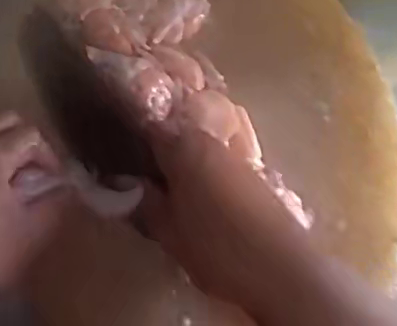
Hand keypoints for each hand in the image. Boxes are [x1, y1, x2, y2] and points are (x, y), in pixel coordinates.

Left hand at [0, 112, 71, 324]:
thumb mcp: (31, 233)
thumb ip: (55, 204)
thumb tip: (69, 188)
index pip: (30, 134)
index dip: (50, 154)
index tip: (58, 181)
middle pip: (5, 119)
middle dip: (28, 137)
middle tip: (43, 167)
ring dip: (10, 143)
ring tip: (25, 177)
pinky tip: (3, 187)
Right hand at [140, 126, 396, 325]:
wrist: (286, 271)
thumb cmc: (218, 246)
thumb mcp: (168, 230)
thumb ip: (141, 202)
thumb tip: (119, 182)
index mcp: (181, 142)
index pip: (144, 125)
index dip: (126, 134)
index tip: (111, 144)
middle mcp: (207, 138)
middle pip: (172, 134)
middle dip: (153, 148)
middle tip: (136, 169)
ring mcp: (233, 153)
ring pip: (195, 148)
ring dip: (179, 161)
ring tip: (164, 183)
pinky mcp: (252, 174)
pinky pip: (215, 163)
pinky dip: (202, 172)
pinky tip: (196, 194)